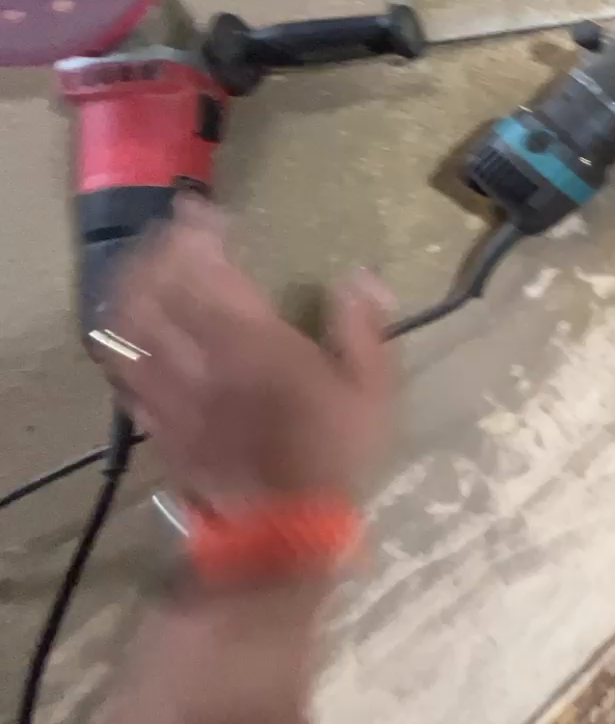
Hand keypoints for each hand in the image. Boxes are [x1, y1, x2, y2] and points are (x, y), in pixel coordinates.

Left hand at [101, 197, 394, 509]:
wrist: (276, 527)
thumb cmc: (336, 449)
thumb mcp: (374, 386)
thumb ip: (363, 328)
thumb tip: (360, 276)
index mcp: (257, 348)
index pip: (212, 279)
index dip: (200, 239)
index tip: (204, 209)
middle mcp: (199, 361)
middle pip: (152, 295)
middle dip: (154, 253)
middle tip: (171, 227)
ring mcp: (166, 390)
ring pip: (124, 326)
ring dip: (127, 285)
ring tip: (143, 262)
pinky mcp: (153, 416)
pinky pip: (121, 363)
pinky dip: (118, 330)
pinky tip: (128, 321)